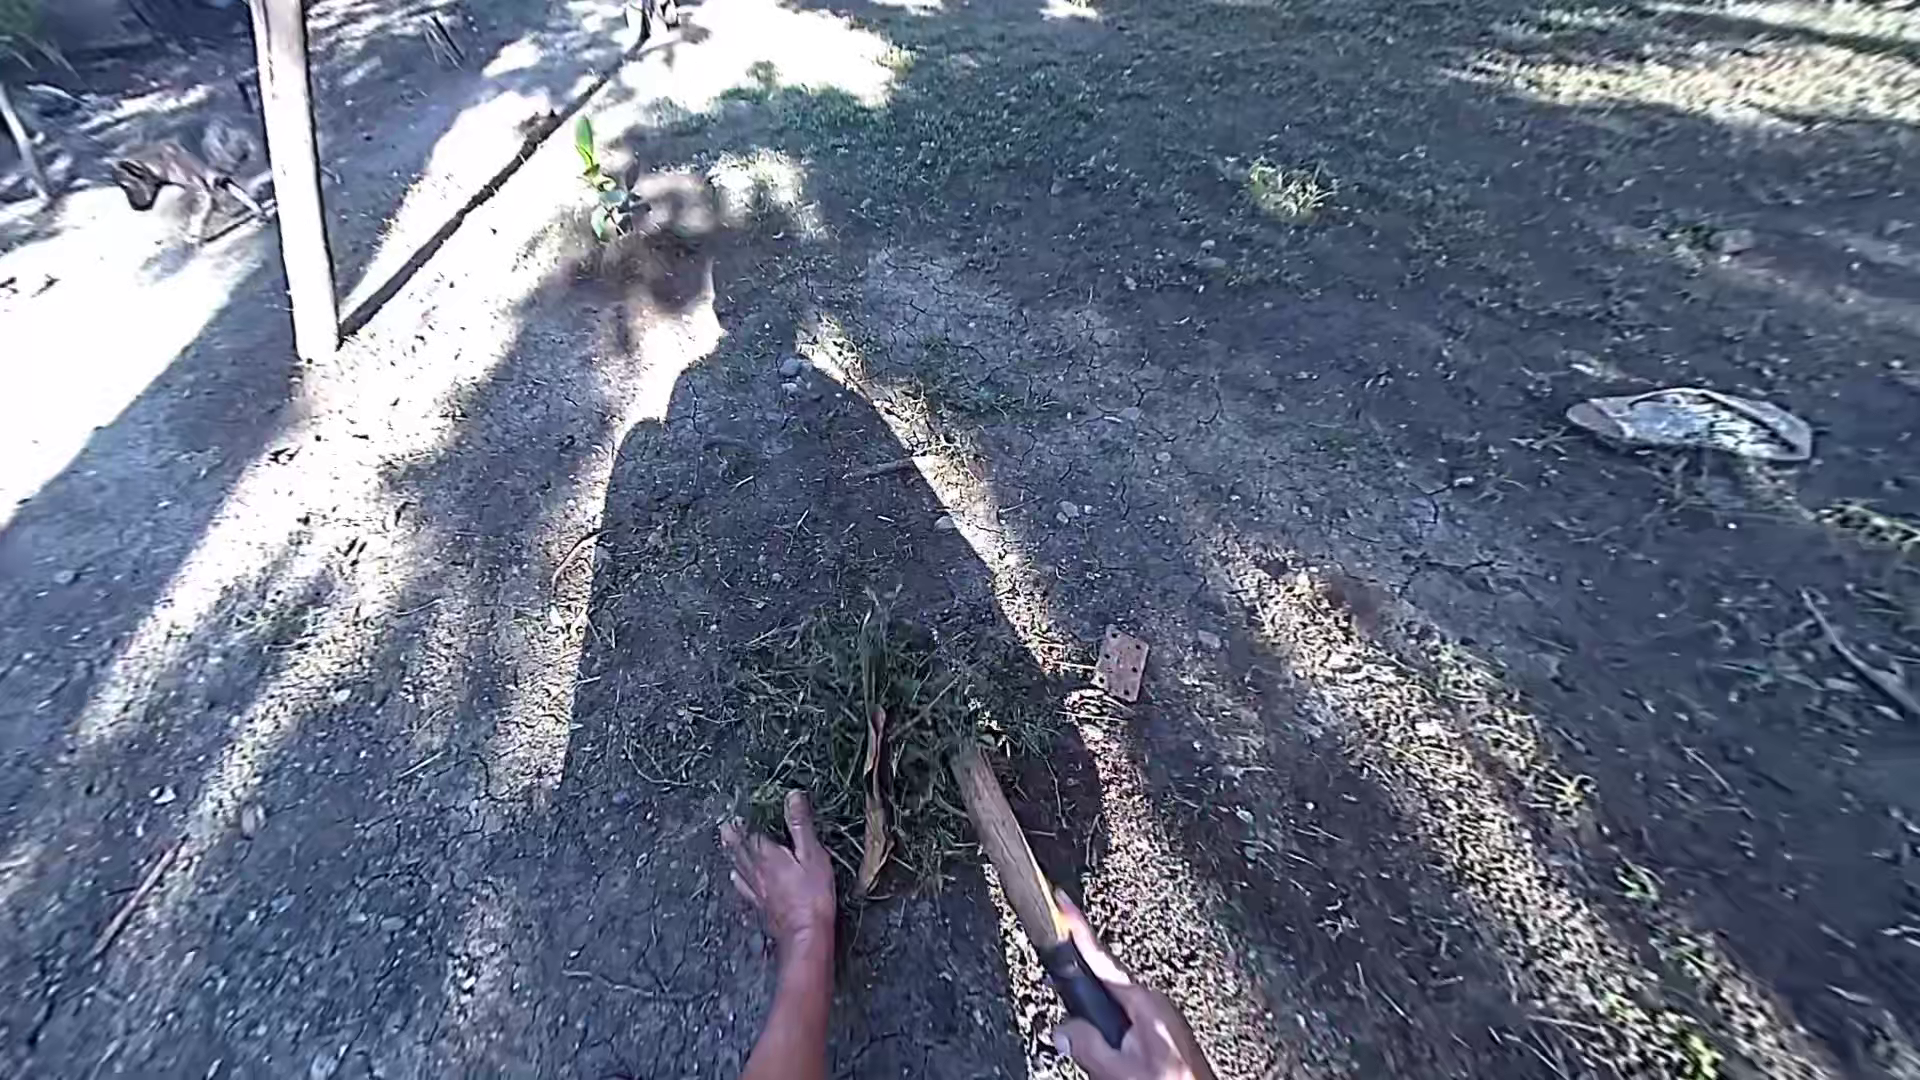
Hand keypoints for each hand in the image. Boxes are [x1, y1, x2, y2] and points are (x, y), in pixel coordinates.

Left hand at [721, 790, 835, 961]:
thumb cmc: (813, 893)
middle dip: (733, 838)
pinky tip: (735, 879)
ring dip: (732, 856)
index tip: (736, 812)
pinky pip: (744, 890)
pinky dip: (738, 880)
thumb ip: (800, 824)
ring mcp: (757, 892)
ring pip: (740, 869)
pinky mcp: (761, 908)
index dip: (744, 823)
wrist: (807, 936)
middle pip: (740, 852)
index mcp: (768, 857)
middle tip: (724, 827)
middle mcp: (757, 873)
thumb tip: (792, 795)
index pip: (751, 835)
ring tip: (725, 846)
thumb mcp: (812, 852)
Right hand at [1049, 893, 1215, 1079]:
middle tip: (1064, 1010)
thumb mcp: (1121, 1072)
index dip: (1077, 926)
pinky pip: (1129, 1026)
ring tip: (1098, 1060)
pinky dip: (1114, 1039)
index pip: (1100, 956)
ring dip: (1100, 1026)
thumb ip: (1088, 1046)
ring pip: (1116, 1010)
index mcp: (1145, 1001)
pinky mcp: (1166, 1037)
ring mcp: (1162, 1019)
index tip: (1062, 901)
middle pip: (1105, 984)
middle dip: (1083, 996)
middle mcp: (1156, 1003)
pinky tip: (1113, 1063)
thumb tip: (1063, 1029)